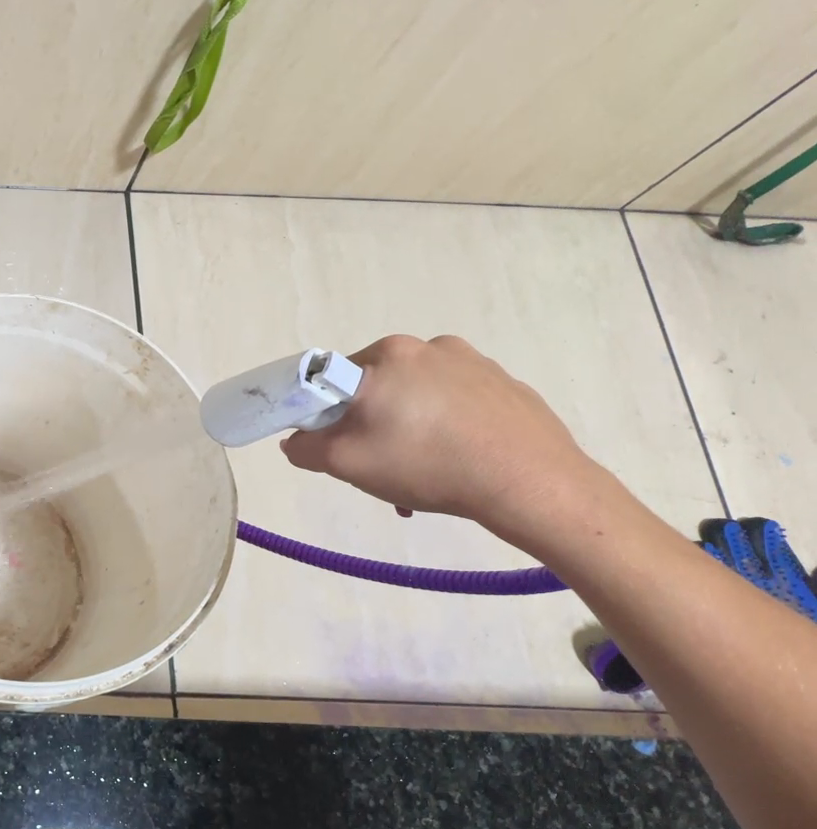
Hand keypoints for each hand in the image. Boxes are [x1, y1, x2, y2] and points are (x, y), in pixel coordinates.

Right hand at [280, 334, 598, 531]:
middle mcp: (427, 347)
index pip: (329, 381)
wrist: (529, 481)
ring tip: (416, 476)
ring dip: (403, 432)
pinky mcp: (503, 385)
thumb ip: (304, 448)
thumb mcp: (343, 463)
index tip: (332, 446)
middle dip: (366, 427)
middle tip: (374, 466)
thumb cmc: (426, 464)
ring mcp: (472, 363)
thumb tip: (299, 440)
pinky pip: (452, 407)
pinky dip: (441, 433)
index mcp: (386, 355)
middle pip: (373, 390)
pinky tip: (450, 466)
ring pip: (413, 400)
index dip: (321, 416)